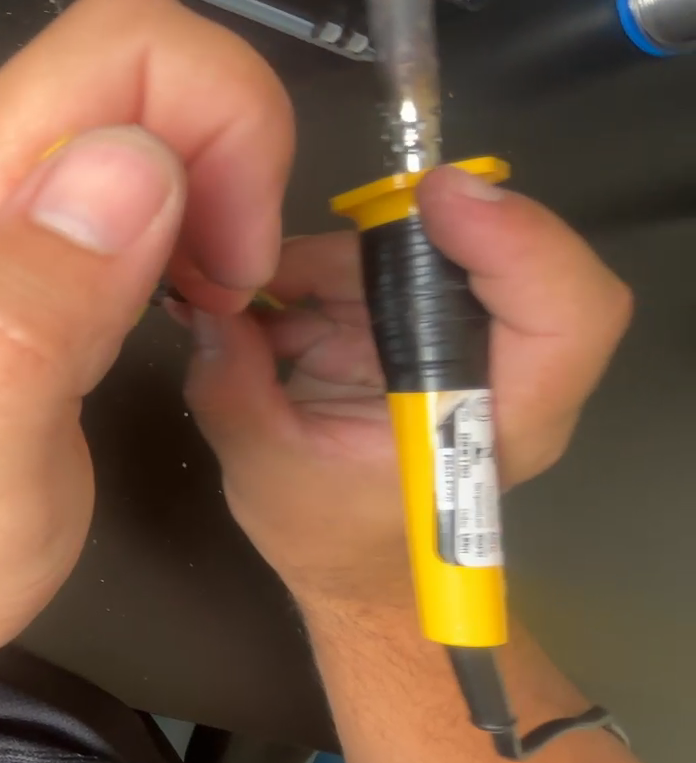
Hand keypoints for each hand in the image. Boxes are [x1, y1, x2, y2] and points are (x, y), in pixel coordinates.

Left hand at [0, 0, 294, 669]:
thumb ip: (22, 325)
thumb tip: (123, 169)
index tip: (222, 260)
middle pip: (125, 70)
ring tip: (187, 305)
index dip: (211, 124)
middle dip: (215, 154)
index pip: (109, 56)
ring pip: (128, 118)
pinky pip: (113, 180)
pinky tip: (160, 303)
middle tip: (212, 290)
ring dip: (200, 191)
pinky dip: (171, 220)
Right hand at [180, 168, 632, 612]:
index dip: (517, 242)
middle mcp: (482, 366)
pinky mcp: (390, 341)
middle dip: (352, 256)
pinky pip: (346, 287)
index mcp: (490, 417)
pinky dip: (283, 289)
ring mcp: (436, 348)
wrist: (341, 564)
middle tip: (250, 272)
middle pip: (453, 269)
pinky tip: (229, 310)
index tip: (436, 198)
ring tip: (217, 298)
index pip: (560, 314)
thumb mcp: (264, 468)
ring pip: (391, 267)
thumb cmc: (326, 537)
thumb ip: (232, 390)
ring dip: (300, 271)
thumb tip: (202, 309)